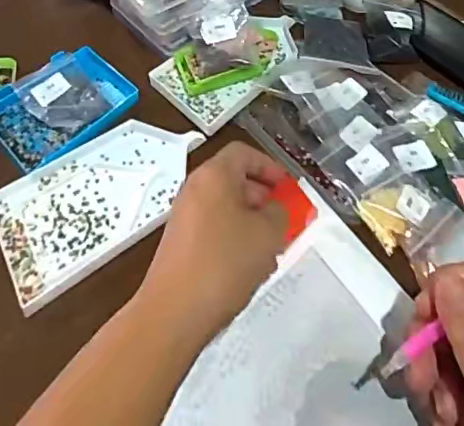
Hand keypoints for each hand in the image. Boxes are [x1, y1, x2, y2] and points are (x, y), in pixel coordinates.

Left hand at [137, 142, 289, 343]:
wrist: (174, 311)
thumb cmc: (224, 263)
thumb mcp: (267, 235)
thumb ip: (280, 213)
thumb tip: (275, 209)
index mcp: (214, 175)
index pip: (244, 153)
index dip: (270, 166)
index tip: (288, 187)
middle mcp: (195, 188)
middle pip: (234, 178)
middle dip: (263, 196)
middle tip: (284, 219)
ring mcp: (185, 215)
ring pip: (226, 206)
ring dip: (251, 220)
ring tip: (271, 248)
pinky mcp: (181, 241)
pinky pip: (214, 226)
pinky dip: (234, 236)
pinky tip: (248, 266)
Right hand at [403, 263, 463, 425]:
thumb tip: (445, 275)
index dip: (444, 287)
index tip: (420, 315)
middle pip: (454, 313)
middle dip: (429, 339)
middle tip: (421, 377)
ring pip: (443, 347)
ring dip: (430, 374)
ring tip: (440, 413)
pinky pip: (445, 380)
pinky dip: (436, 396)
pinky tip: (444, 421)